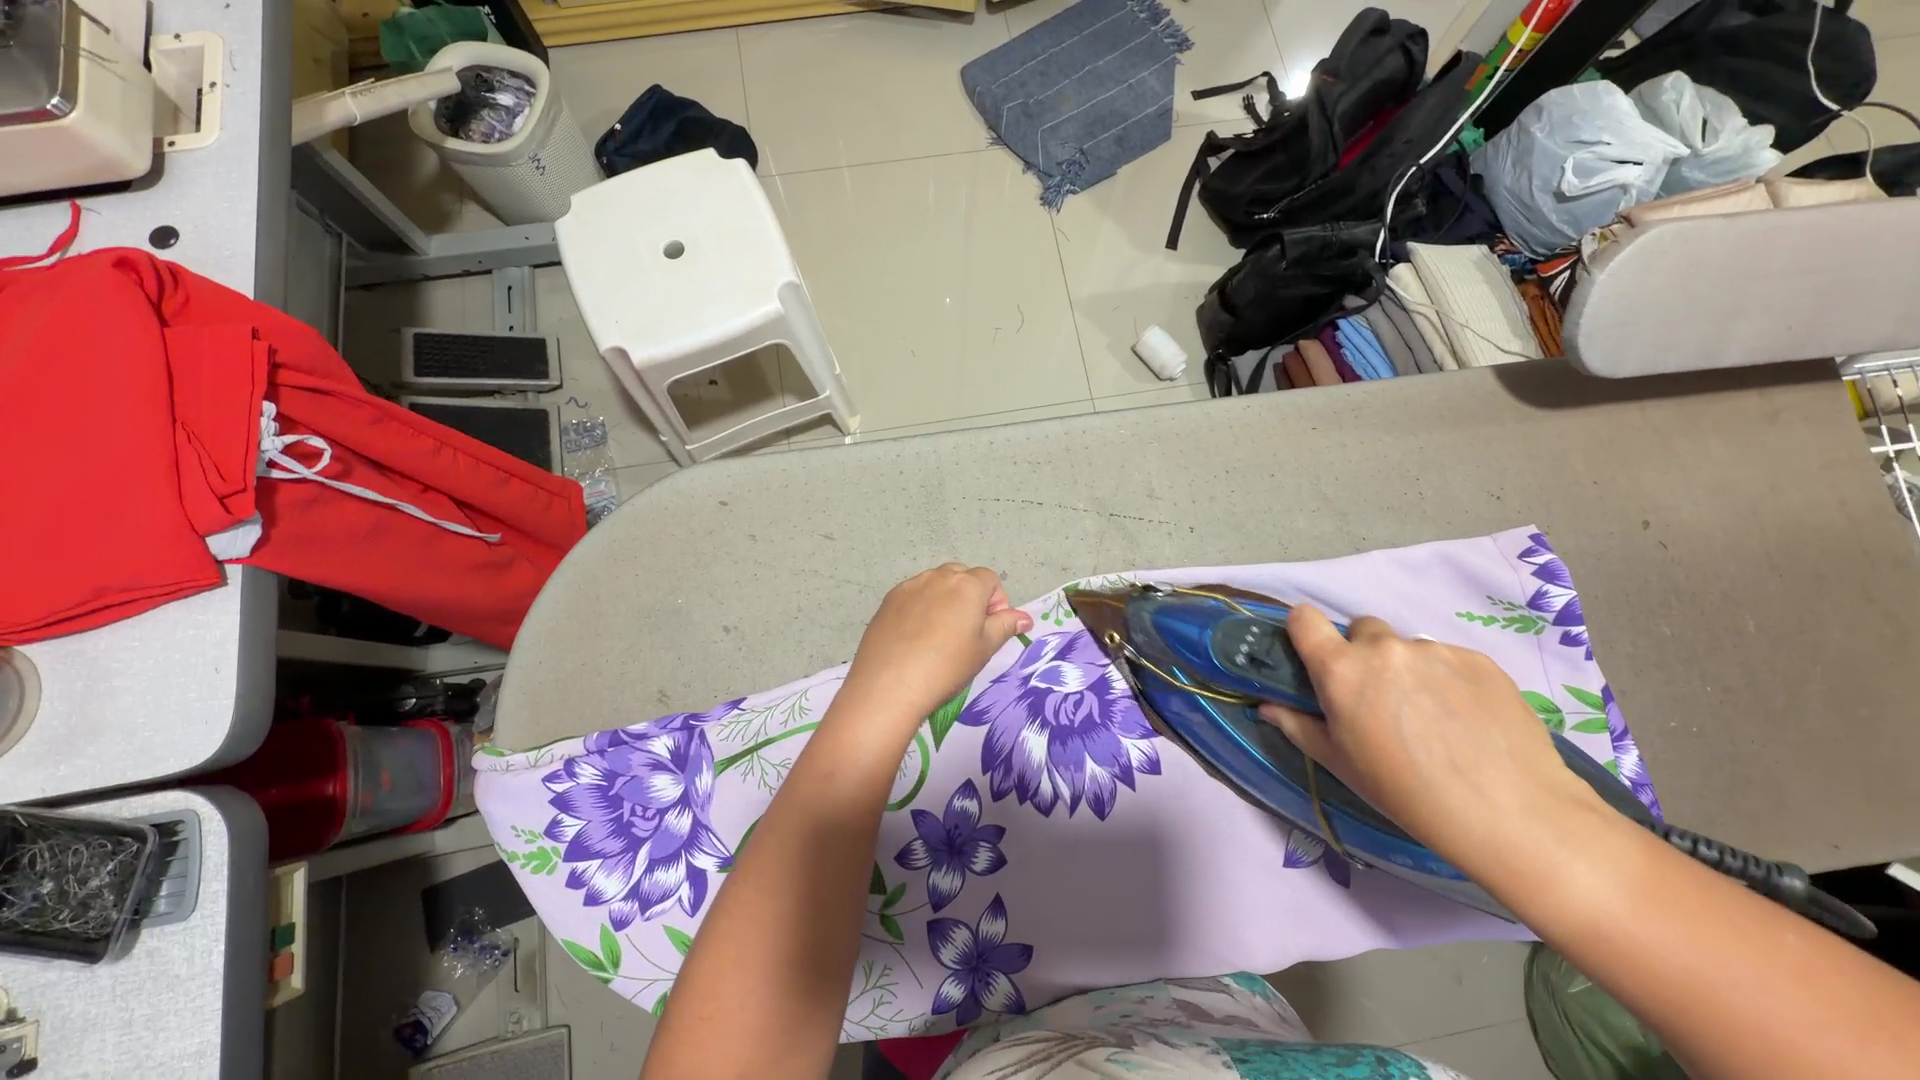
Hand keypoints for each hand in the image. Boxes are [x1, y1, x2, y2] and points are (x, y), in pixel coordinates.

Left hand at [837, 564, 1033, 732]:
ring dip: (945, 600)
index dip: (996, 602)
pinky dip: (921, 608)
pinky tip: (915, 639)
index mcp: (966, 585)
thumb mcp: (984, 649)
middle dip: (970, 596)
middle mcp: (938, 577)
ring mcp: (909, 587)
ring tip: (939, 637)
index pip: (990, 579)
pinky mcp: (888, 601)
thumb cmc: (946, 667)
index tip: (990, 629)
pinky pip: (913, 596)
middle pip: (962, 577)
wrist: (889, 685)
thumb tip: (1024, 617)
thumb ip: (1005, 626)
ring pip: (936, 584)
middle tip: (967, 632)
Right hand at [1258, 606, 1607, 872]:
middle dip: (1361, 655)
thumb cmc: (1405, 793)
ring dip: (1406, 670)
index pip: (1304, 618)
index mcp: (1342, 670)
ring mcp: (1435, 649)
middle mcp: (1385, 648)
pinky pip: (1447, 659)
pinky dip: (1446, 680)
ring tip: (1430, 717)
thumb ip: (1298, 726)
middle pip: (1361, 630)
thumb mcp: (1341, 764)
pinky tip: (1463, 720)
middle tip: (1377, 700)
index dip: (1303, 632)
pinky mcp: (1479, 659)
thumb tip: (1267, 706)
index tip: (1312, 657)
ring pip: (1407, 648)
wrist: (1510, 811)